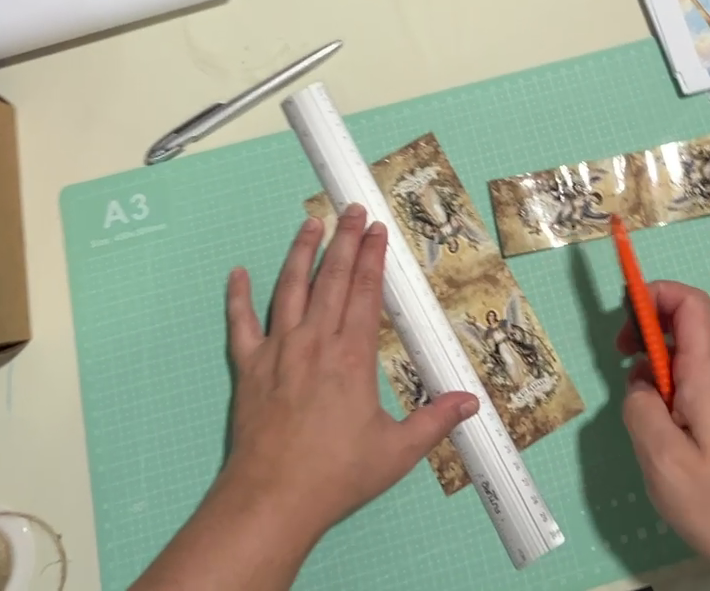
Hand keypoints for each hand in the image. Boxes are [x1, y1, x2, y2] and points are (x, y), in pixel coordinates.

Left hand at [220, 204, 478, 534]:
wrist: (272, 500)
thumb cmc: (336, 475)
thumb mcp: (396, 452)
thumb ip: (435, 422)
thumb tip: (472, 403)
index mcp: (351, 355)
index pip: (364, 291)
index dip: (372, 257)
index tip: (377, 230)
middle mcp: (314, 342)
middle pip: (330, 278)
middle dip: (344, 240)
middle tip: (351, 210)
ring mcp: (278, 350)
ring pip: (289, 289)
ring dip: (300, 253)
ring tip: (310, 223)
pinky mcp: (250, 367)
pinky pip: (241, 325)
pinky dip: (238, 298)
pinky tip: (238, 274)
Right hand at [619, 282, 709, 590]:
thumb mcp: (663, 462)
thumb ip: (640, 410)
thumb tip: (639, 385)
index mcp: (709, 373)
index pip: (689, 301)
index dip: (654, 293)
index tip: (624, 317)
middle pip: (688, 321)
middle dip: (647, 327)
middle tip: (622, 360)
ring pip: (690, 353)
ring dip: (657, 361)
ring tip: (641, 403)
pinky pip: (699, 379)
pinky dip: (672, 384)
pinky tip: (665, 425)